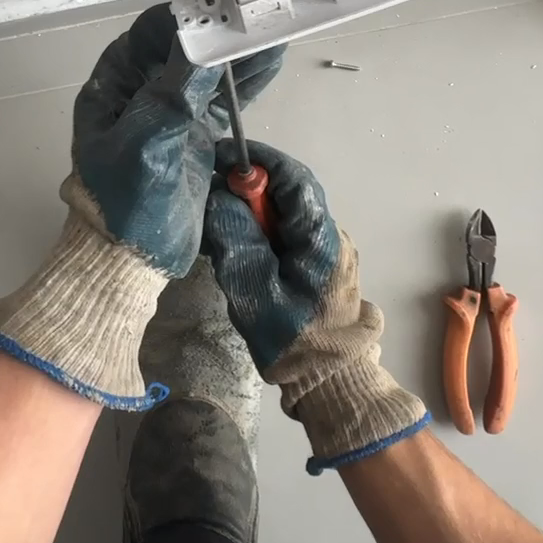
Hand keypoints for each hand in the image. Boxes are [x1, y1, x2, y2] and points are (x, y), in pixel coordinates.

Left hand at [69, 4, 283, 273]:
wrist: (131, 259)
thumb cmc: (124, 202)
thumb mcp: (145, 146)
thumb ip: (175, 94)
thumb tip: (205, 43)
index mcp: (116, 84)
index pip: (151, 33)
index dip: (188, 16)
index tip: (225, 5)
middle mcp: (142, 88)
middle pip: (186, 47)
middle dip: (221, 31)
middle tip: (261, 14)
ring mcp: (171, 109)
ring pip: (209, 70)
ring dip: (240, 53)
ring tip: (275, 32)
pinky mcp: (196, 131)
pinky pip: (224, 98)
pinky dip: (246, 82)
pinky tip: (270, 62)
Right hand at [205, 140, 427, 472]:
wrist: (332, 385)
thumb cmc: (294, 339)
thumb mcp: (253, 288)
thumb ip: (234, 236)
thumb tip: (217, 195)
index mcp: (320, 235)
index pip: (290, 177)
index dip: (255, 161)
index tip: (220, 157)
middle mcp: (330, 235)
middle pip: (286, 193)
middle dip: (247, 188)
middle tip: (211, 194)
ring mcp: (327, 251)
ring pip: (284, 214)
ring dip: (251, 211)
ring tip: (218, 222)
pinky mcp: (318, 267)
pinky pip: (286, 234)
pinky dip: (260, 231)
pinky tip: (236, 246)